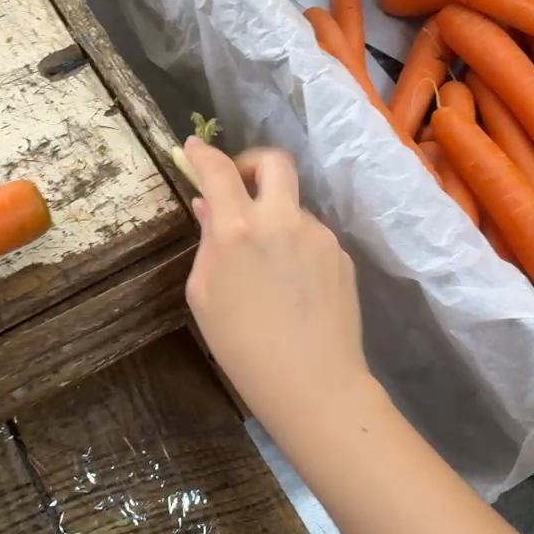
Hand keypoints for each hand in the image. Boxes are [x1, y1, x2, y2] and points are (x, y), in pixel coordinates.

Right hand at [181, 139, 369, 438]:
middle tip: (237, 186)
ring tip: (264, 265)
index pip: (218, 171)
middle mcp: (281, 220)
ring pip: (291, 206)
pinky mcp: (341, 255)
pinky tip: (290, 285)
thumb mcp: (203, 294)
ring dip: (273, 217)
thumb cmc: (241, 346)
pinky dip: (294, 245)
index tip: (192, 148)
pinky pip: (310, 237)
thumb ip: (207, 243)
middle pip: (273, 162)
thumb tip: (210, 208)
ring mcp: (318, 235)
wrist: (313, 385)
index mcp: (237, 230)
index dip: (202, 154)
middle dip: (251, 163)